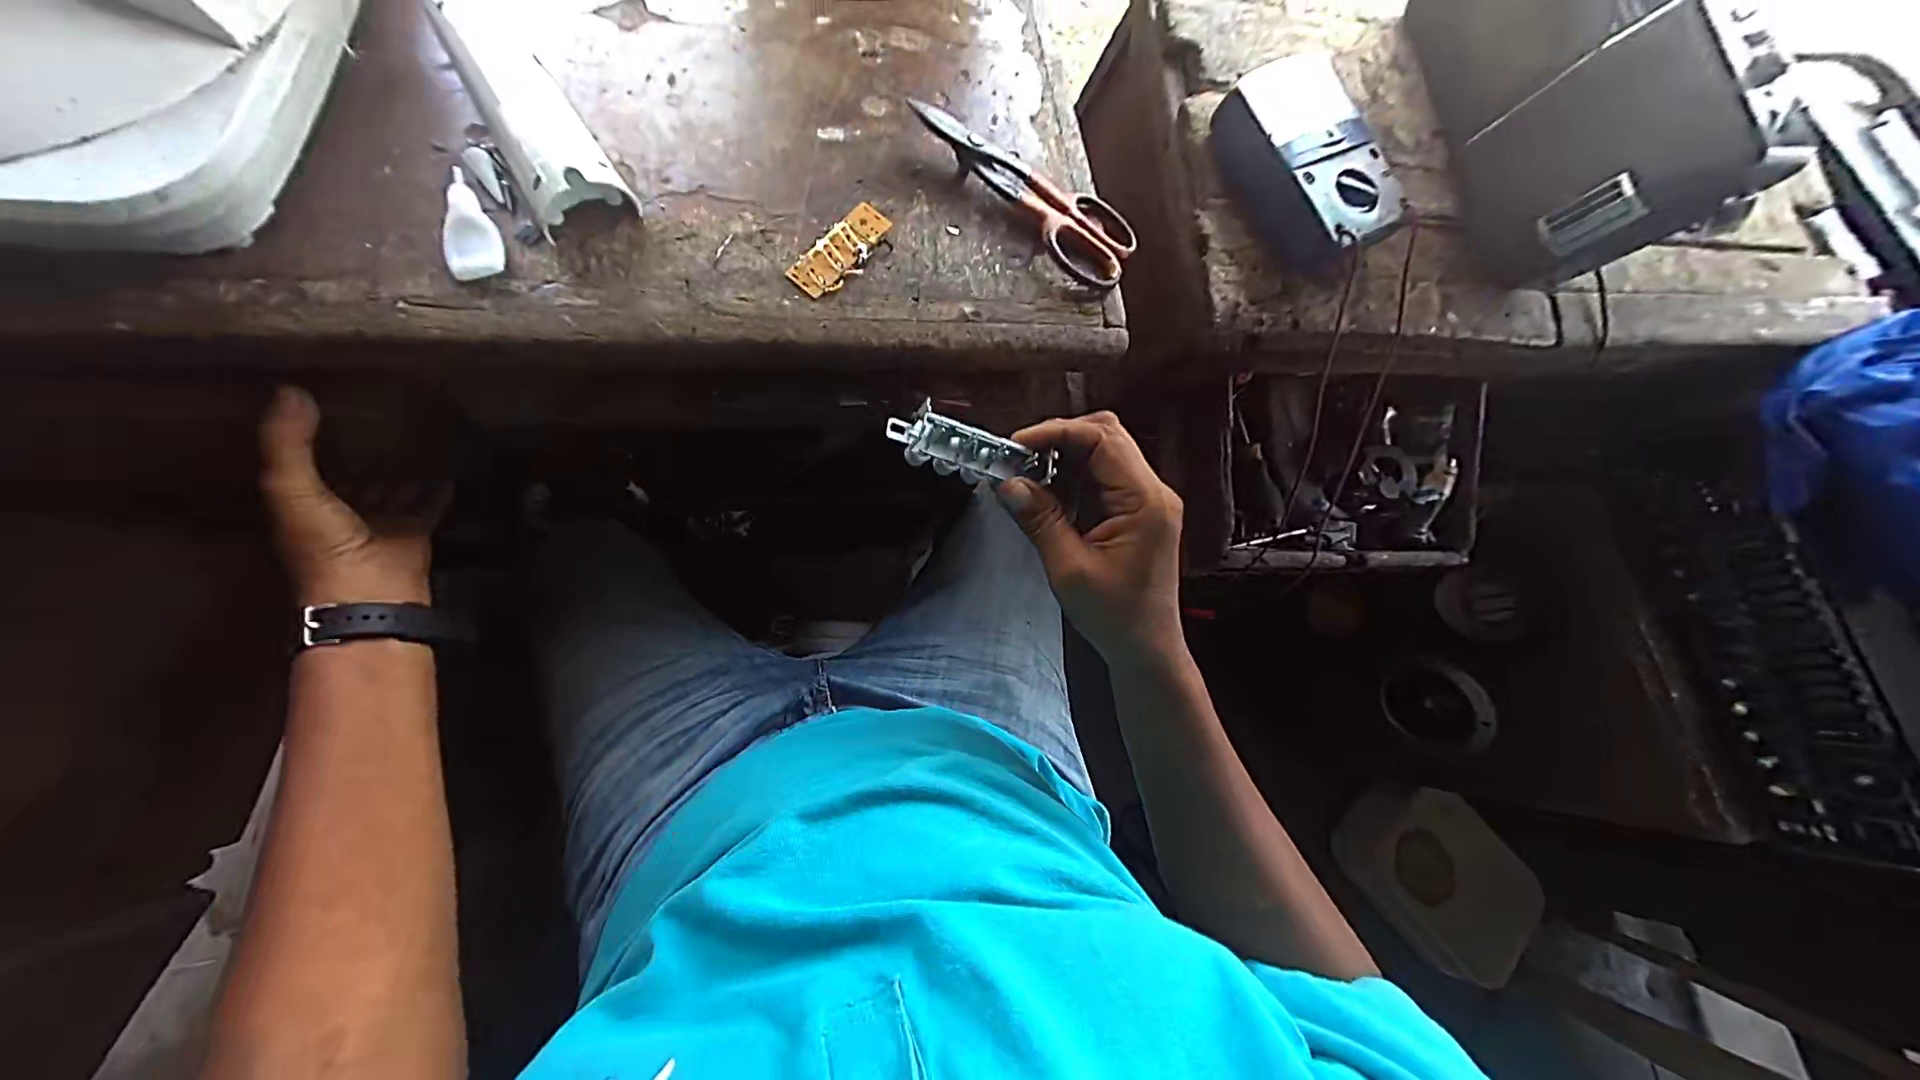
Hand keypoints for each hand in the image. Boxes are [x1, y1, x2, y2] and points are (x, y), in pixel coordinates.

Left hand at [259, 386, 442, 607]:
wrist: (370, 591)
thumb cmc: (323, 544)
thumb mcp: (292, 488)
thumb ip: (289, 443)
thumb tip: (293, 390)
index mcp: (304, 501)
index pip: (309, 461)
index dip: (314, 435)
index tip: (327, 405)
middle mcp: (344, 509)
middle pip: (356, 474)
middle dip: (365, 451)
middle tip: (381, 418)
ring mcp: (384, 520)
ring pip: (395, 487)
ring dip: (405, 468)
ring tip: (419, 438)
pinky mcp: (417, 529)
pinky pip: (431, 503)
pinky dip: (440, 488)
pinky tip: (450, 468)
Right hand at [998, 411, 1184, 664]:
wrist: (1146, 648)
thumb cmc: (1117, 616)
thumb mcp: (1070, 568)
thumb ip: (1040, 520)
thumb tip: (1009, 484)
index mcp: (1145, 501)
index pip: (1102, 439)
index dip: (1057, 433)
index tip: (1017, 445)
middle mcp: (1152, 493)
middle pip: (1106, 436)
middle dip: (1059, 439)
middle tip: (1019, 457)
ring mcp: (1146, 501)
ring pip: (1103, 454)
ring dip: (1063, 458)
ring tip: (1028, 476)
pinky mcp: (1135, 512)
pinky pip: (1101, 478)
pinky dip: (1072, 478)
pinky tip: (1047, 495)